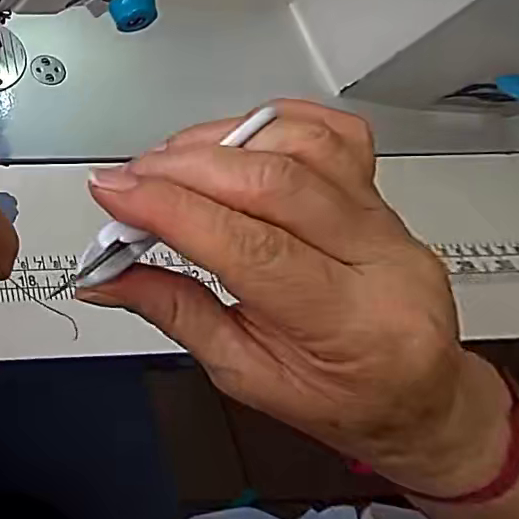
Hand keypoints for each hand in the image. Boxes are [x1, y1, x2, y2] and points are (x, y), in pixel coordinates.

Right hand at [73, 100, 512, 495]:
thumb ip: (170, 311)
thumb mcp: (239, 372)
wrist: (416, 393)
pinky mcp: (379, 195)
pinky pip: (336, 134)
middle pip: (276, 184)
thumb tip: (102, 278)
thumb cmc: (333, 394)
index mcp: (344, 323)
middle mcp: (379, 261)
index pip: (248, 246)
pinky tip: (226, 142)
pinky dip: (269, 123)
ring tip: (166, 163)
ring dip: (218, 142)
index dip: (167, 209)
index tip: (110, 193)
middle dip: (180, 169)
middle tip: (123, 179)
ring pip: (306, 147)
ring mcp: (386, 220)